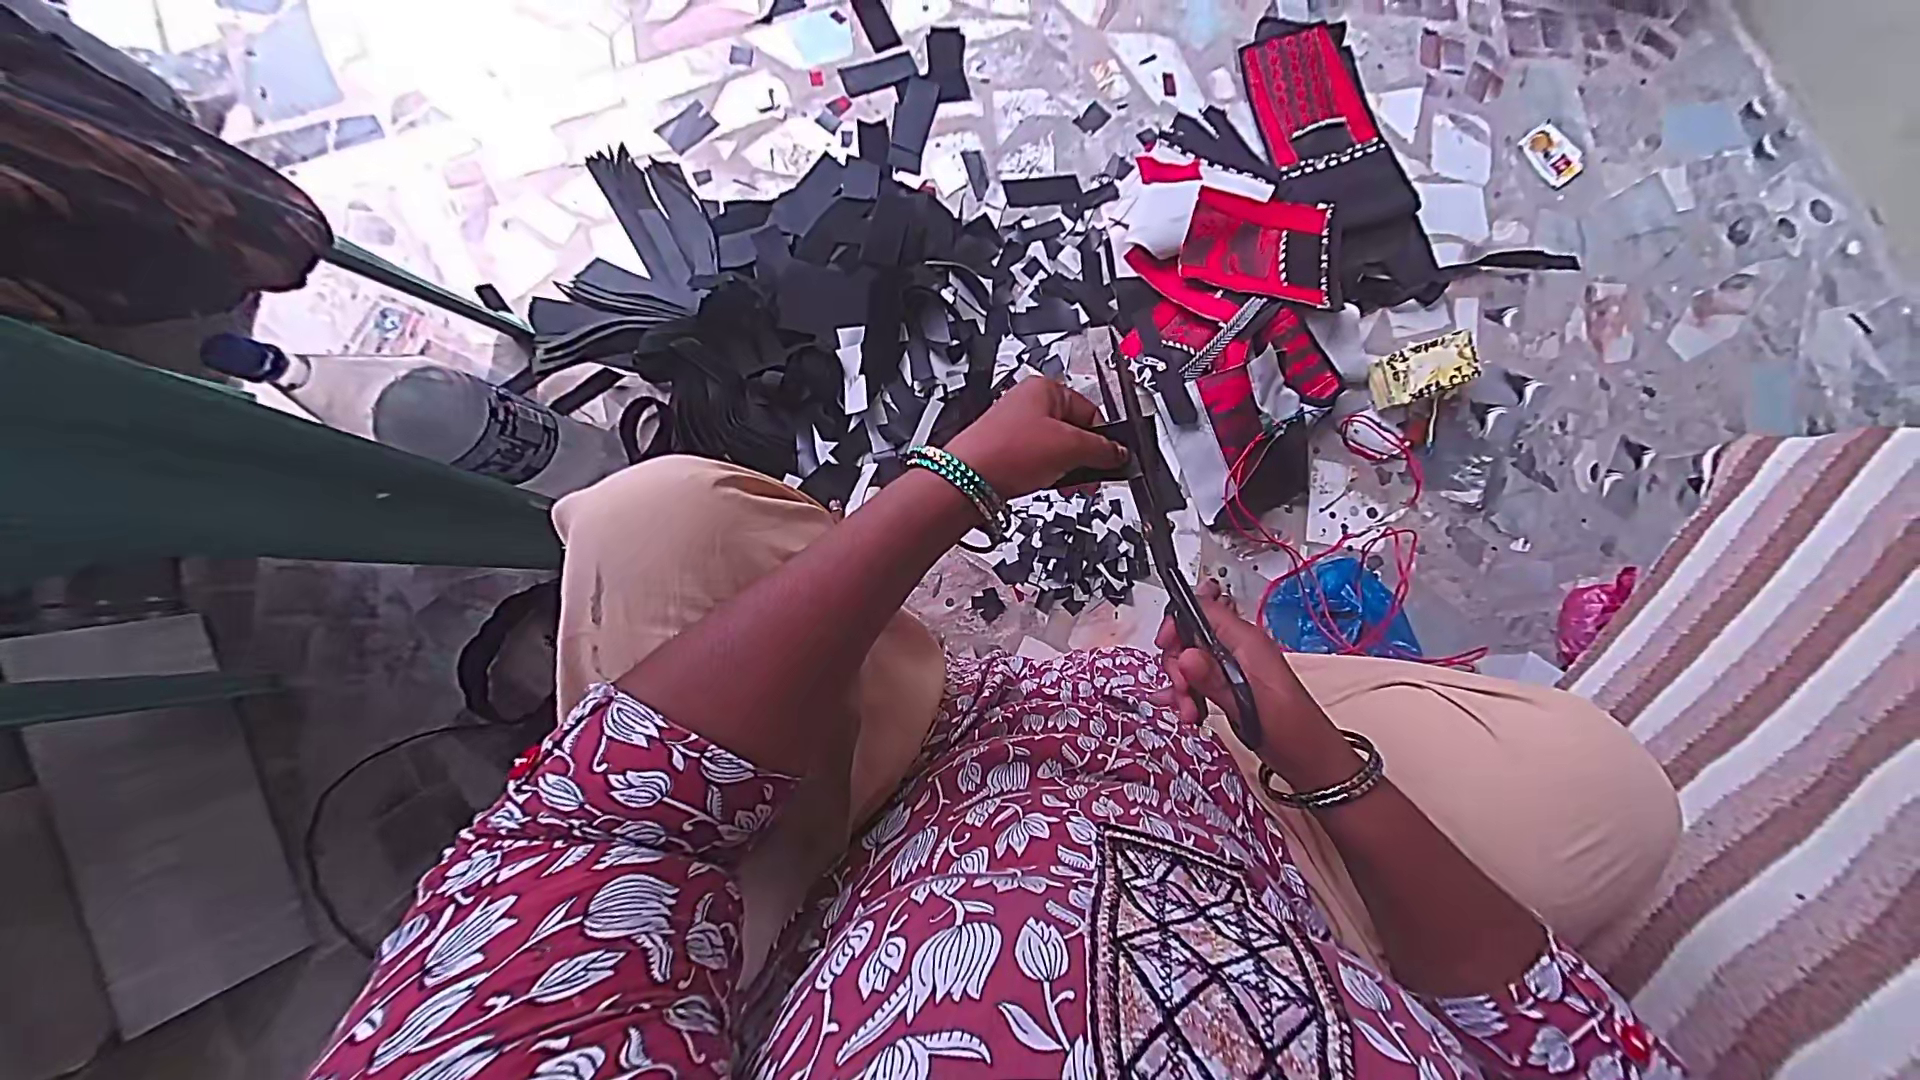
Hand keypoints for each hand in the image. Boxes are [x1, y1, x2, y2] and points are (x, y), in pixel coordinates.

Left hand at [943, 377, 1126, 499]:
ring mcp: (1014, 429)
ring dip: (1066, 469)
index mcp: (1045, 388)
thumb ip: (1102, 449)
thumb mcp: (1069, 447)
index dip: (1104, 438)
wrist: (966, 480)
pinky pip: (1036, 461)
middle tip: (1090, 477)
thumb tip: (1118, 453)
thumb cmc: (1005, 451)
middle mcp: (1027, 404)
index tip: (1112, 460)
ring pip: (1055, 449)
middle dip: (1084, 458)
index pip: (1091, 410)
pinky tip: (1046, 485)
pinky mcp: (1005, 452)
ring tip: (1065, 484)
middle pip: (1073, 431)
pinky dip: (1046, 474)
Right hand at [1148, 580, 1315, 730]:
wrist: (1314, 763)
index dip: (1177, 623)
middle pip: (1189, 636)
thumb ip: (1214, 680)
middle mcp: (1239, 648)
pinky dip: (1187, 692)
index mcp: (1247, 642)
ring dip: (1181, 684)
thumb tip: (1185, 656)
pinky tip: (1186, 709)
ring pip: (1190, 659)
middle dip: (1177, 663)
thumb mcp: (1249, 708)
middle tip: (1182, 690)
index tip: (1166, 648)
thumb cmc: (1295, 733)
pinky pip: (1198, 677)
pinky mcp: (1230, 683)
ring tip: (1188, 710)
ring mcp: (1234, 666)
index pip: (1202, 609)